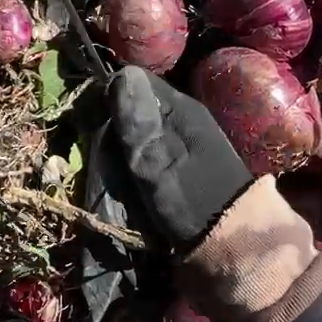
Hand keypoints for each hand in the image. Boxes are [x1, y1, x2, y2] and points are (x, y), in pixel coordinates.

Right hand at [108, 66, 253, 249]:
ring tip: (107, 166)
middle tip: (94, 146)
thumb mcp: (158, 162)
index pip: (134, 79)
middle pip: (134, 104)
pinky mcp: (182, 163)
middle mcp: (182, 116)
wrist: (234, 247)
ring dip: (121, 145)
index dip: (107, 93)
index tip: (87, 116)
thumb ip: (137, 121)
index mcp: (180, 107)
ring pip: (138, 128)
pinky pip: (148, 149)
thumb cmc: (194, 200)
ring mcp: (184, 139)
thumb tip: (122, 74)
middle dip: (111, 122)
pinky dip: (133, 160)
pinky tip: (125, 177)